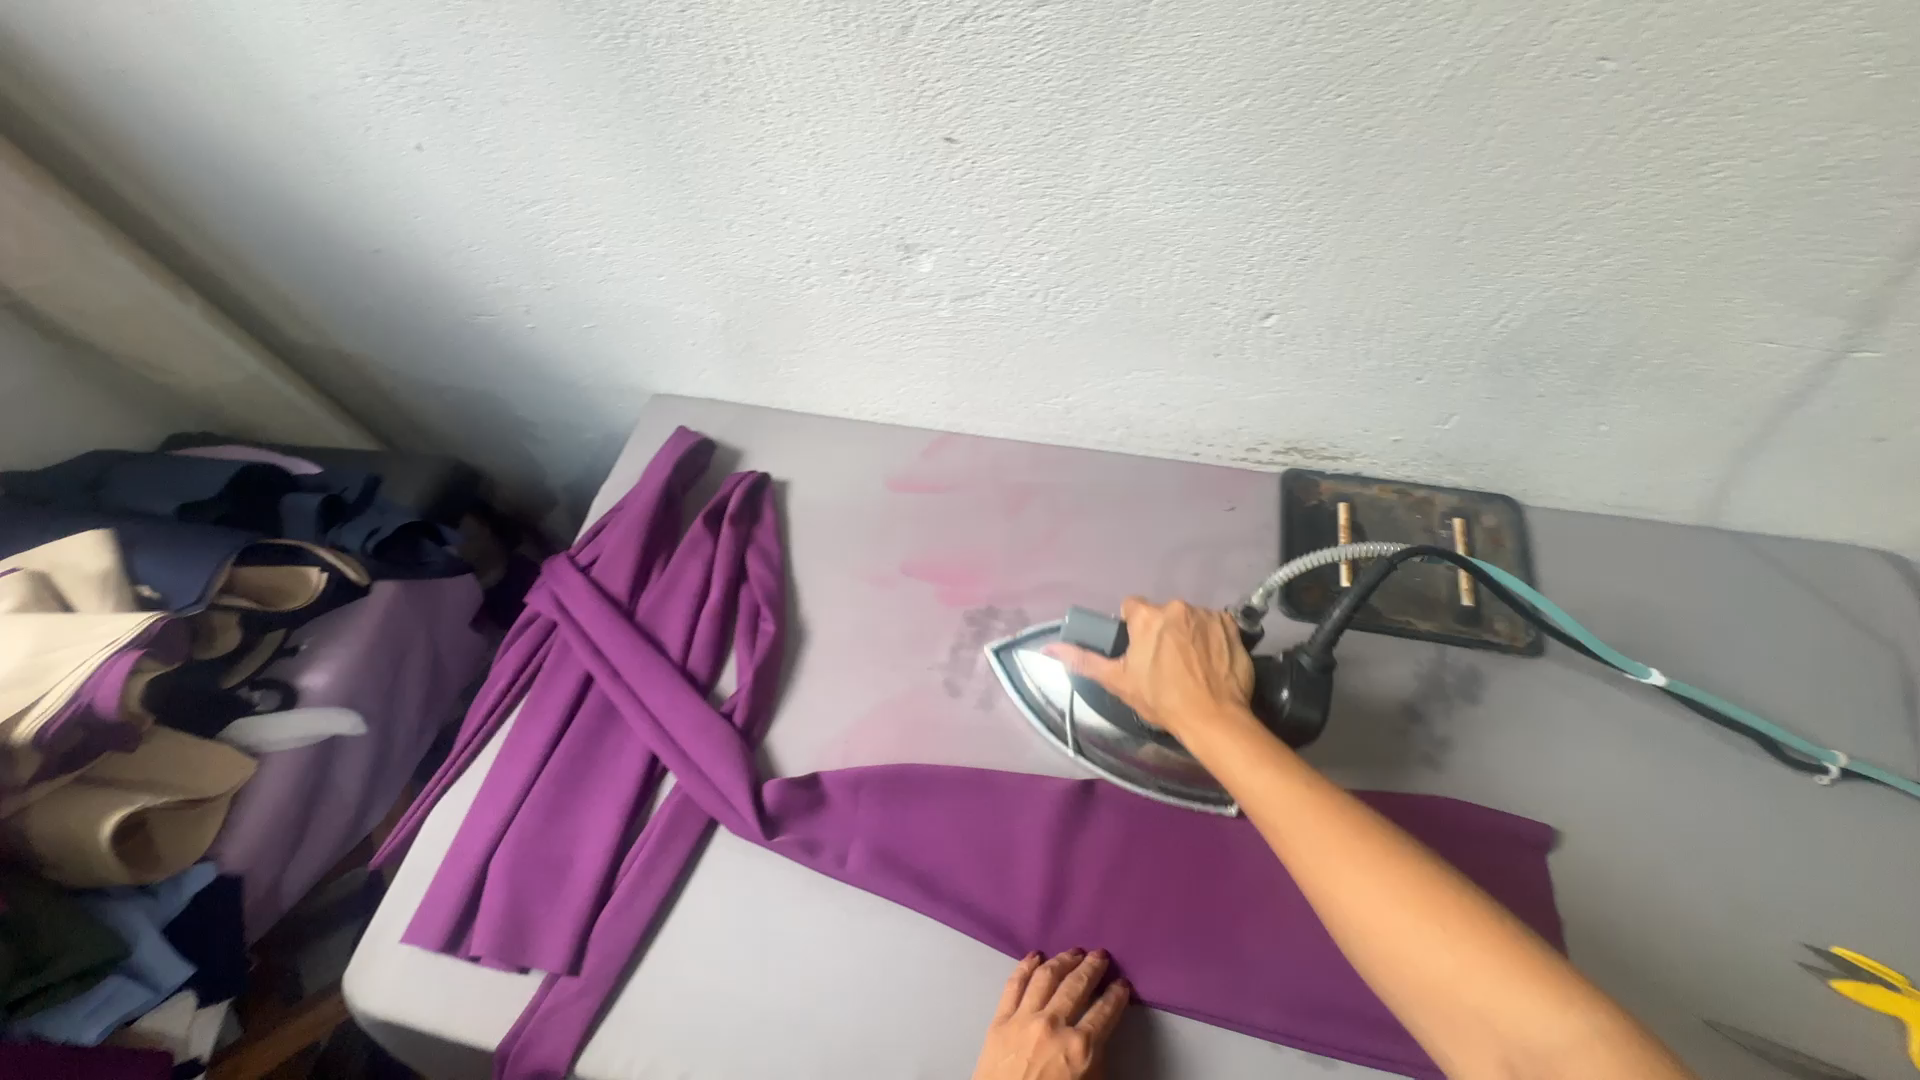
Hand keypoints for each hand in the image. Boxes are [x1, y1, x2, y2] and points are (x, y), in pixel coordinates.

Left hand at [971, 949, 1130, 1079]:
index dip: (1117, 995)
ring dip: (1063, 960)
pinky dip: (1026, 966)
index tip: (1122, 983)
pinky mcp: (1000, 1020)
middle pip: (1077, 985)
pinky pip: (1014, 984)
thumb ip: (1096, 1061)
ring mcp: (1024, 1018)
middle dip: (1092, 967)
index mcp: (1081, 1048)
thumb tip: (1097, 1037)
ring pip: (1046, 977)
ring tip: (1074, 951)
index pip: (1105, 1011)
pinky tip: (1035, 956)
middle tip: (1100, 954)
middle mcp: (1054, 1025)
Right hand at [1045, 597, 1253, 741]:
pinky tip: (1209, 660)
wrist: (1213, 718)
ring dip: (1186, 633)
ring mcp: (1207, 615)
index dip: (1133, 628)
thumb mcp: (1118, 682)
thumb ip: (1083, 660)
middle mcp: (1177, 607)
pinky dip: (1210, 637)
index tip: (1139, 649)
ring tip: (1189, 664)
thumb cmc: (1161, 700)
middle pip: (1162, 614)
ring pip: (1188, 618)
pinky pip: (1214, 624)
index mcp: (1147, 616)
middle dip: (1161, 631)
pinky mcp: (1231, 626)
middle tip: (1163, 662)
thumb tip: (1049, 647)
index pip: (1132, 607)